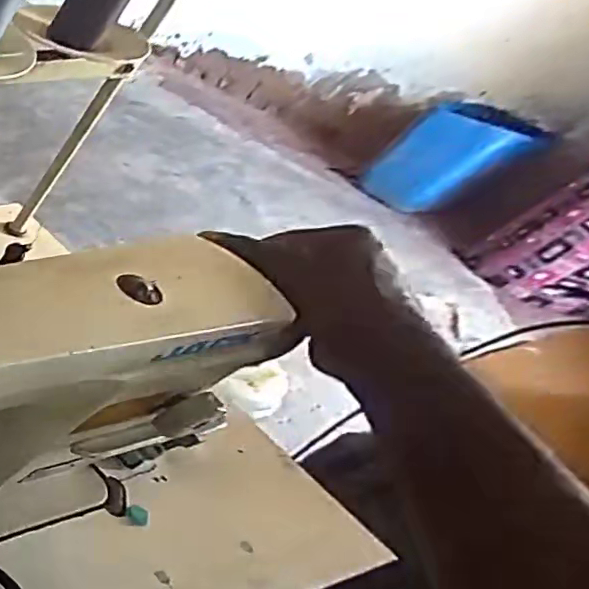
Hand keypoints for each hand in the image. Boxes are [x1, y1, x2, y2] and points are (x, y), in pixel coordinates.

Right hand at [203, 226, 437, 381]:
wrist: (378, 352)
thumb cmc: (333, 302)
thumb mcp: (285, 268)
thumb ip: (251, 252)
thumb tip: (210, 237)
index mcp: (349, 235)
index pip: (287, 240)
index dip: (257, 257)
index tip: (235, 275)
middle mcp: (365, 255)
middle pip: (298, 263)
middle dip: (272, 278)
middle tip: (245, 296)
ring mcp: (369, 286)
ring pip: (307, 288)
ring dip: (285, 299)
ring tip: (263, 315)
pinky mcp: (365, 316)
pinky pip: (319, 310)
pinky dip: (301, 318)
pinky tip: (288, 329)